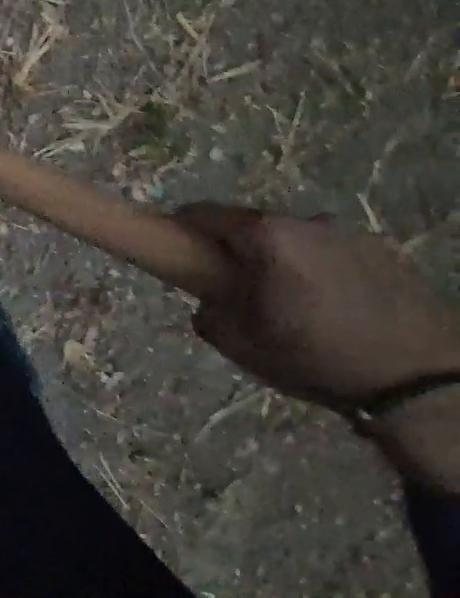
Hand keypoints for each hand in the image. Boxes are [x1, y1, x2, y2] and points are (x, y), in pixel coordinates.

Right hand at [179, 204, 459, 489]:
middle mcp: (309, 223)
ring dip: (284, 259)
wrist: (425, 387)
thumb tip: (211, 301)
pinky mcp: (391, 258)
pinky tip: (333, 309)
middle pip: (252, 224)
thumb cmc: (317, 356)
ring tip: (292, 302)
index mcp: (266, 236)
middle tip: (235, 286)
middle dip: (236, 248)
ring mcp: (355, 238)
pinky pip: (336, 255)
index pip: (202, 212)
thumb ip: (207, 310)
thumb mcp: (237, 342)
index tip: (175, 250)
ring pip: (297, 240)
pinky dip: (323, 272)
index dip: (180, 228)